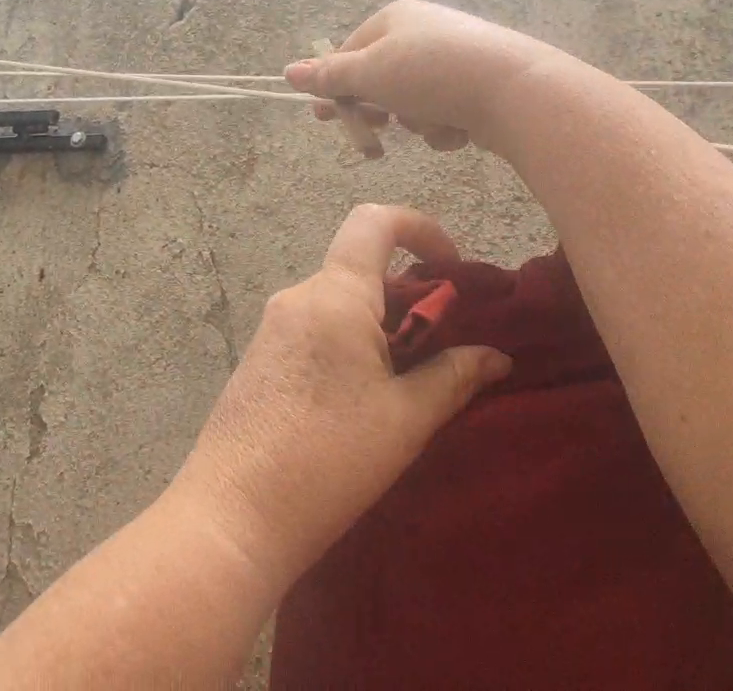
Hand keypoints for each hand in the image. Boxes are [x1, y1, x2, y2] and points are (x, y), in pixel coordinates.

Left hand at [170, 205, 512, 588]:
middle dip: (410, 298)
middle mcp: (297, 298)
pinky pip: (315, 330)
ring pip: (339, 304)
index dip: (420, 227)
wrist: (235, 511)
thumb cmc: (328, 458)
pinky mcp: (260, 358)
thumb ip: (453, 376)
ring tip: (409, 387)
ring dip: (381, 328)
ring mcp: (272, 328)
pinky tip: (364, 401)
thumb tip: (496, 357)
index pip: (373, 221)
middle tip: (445, 351)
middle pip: (361, 270)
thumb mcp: (406, 419)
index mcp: (333, 296)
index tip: (452, 267)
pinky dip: (350, 345)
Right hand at [285, 0, 567, 152]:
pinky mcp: (478, 86)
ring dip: (414, 122)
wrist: (516, 91)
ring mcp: (453, 59)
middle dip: (379, 111)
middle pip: (380, 80)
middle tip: (374, 139)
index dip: (336, 89)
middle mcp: (423, 32)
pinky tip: (458, 131)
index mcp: (394, 19)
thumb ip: (329, 76)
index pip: (349, 54)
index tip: (326, 119)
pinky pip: (444, 112)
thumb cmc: (431, 75)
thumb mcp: (370, 74)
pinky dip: (444, 127)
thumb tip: (288, 71)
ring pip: (412, 102)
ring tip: (431, 126)